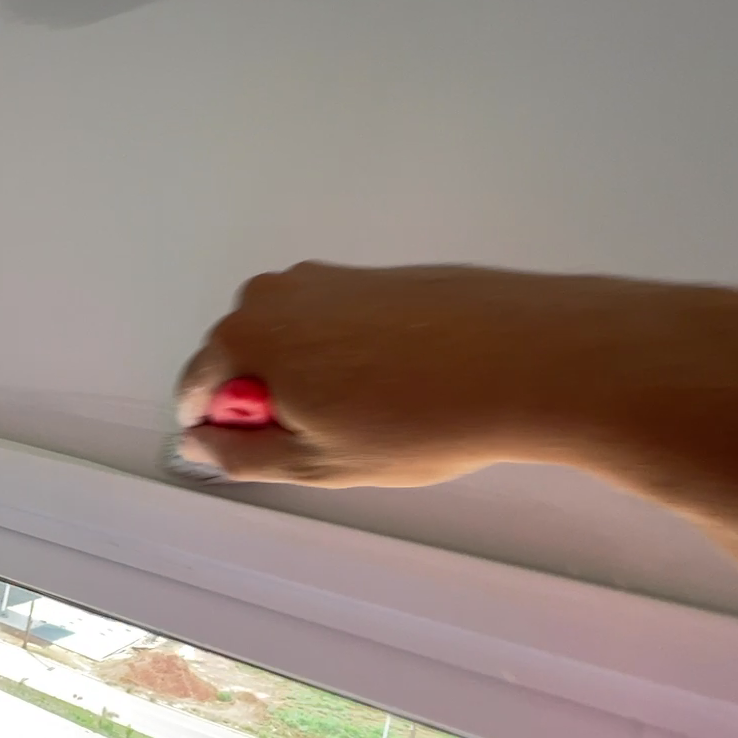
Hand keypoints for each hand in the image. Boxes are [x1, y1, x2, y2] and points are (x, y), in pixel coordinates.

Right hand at [174, 262, 737, 486]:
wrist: (543, 360)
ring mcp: (326, 278)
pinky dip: (341, 354)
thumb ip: (236, 455)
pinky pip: (327, 322)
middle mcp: (274, 295)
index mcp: (244, 336)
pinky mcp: (373, 275)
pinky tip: (392, 384)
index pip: (195, 385)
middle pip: (236, 356)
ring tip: (362, 410)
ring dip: (301, 374)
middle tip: (315, 434)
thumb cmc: (418, 417)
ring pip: (283, 339)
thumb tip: (200, 441)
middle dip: (260, 396)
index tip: (249, 449)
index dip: (214, 425)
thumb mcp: (312, 461)